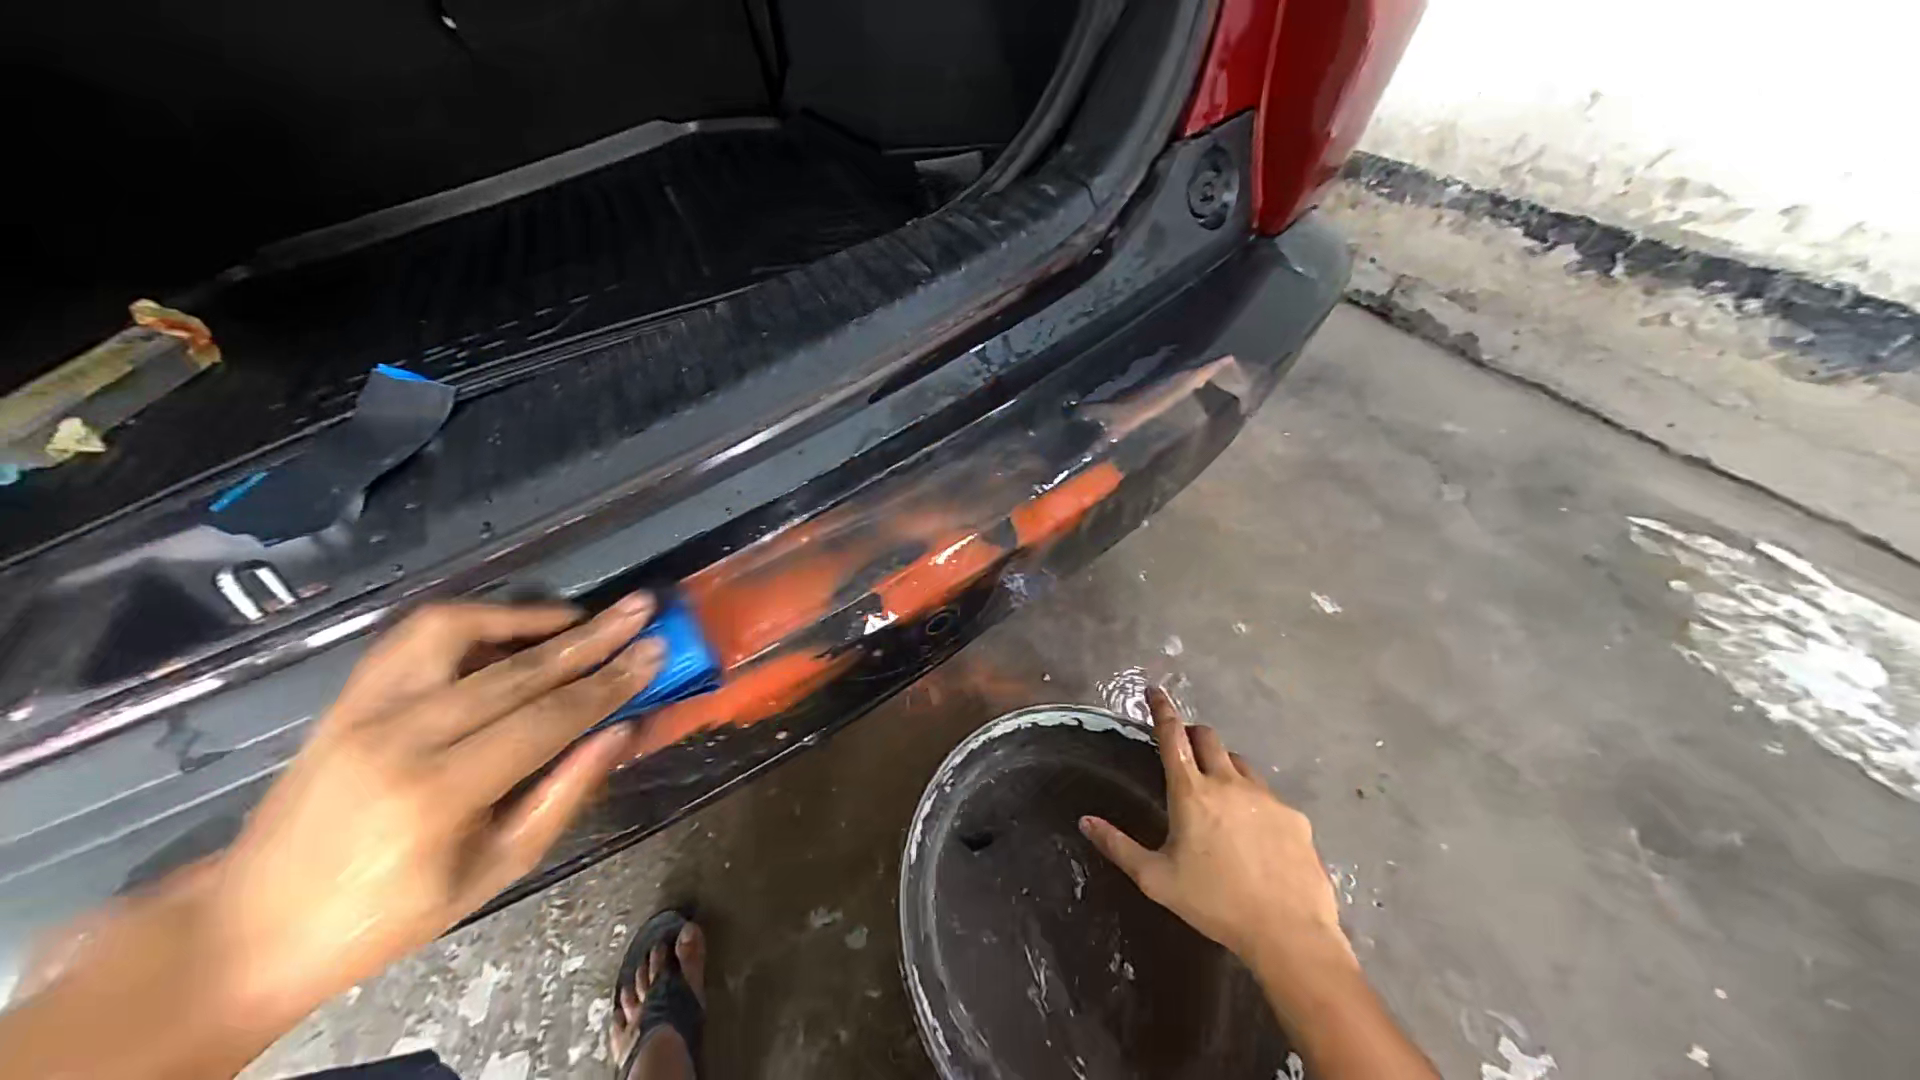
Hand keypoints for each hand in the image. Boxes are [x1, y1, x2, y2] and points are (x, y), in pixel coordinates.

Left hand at [203, 594, 664, 1018]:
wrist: (253, 928)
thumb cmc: (392, 913)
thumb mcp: (498, 870)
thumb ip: (567, 792)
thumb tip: (625, 730)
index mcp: (441, 793)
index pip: (549, 717)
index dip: (611, 681)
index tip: (656, 650)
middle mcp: (400, 737)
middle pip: (518, 670)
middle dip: (592, 637)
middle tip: (641, 610)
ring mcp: (364, 709)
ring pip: (459, 631)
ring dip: (531, 616)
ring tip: (582, 616)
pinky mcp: (348, 697)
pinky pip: (417, 635)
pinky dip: (477, 617)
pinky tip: (515, 624)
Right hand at [1079, 688, 1352, 979]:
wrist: (1289, 934)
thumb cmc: (1214, 904)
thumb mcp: (1156, 879)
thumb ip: (1118, 846)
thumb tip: (1085, 820)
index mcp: (1191, 793)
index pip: (1172, 736)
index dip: (1162, 709)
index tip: (1155, 691)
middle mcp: (1228, 783)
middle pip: (1208, 738)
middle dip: (1192, 735)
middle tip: (1184, 752)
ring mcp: (1266, 797)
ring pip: (1239, 763)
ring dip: (1222, 765)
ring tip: (1218, 794)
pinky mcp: (1294, 816)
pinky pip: (1267, 794)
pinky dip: (1252, 800)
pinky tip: (1253, 832)